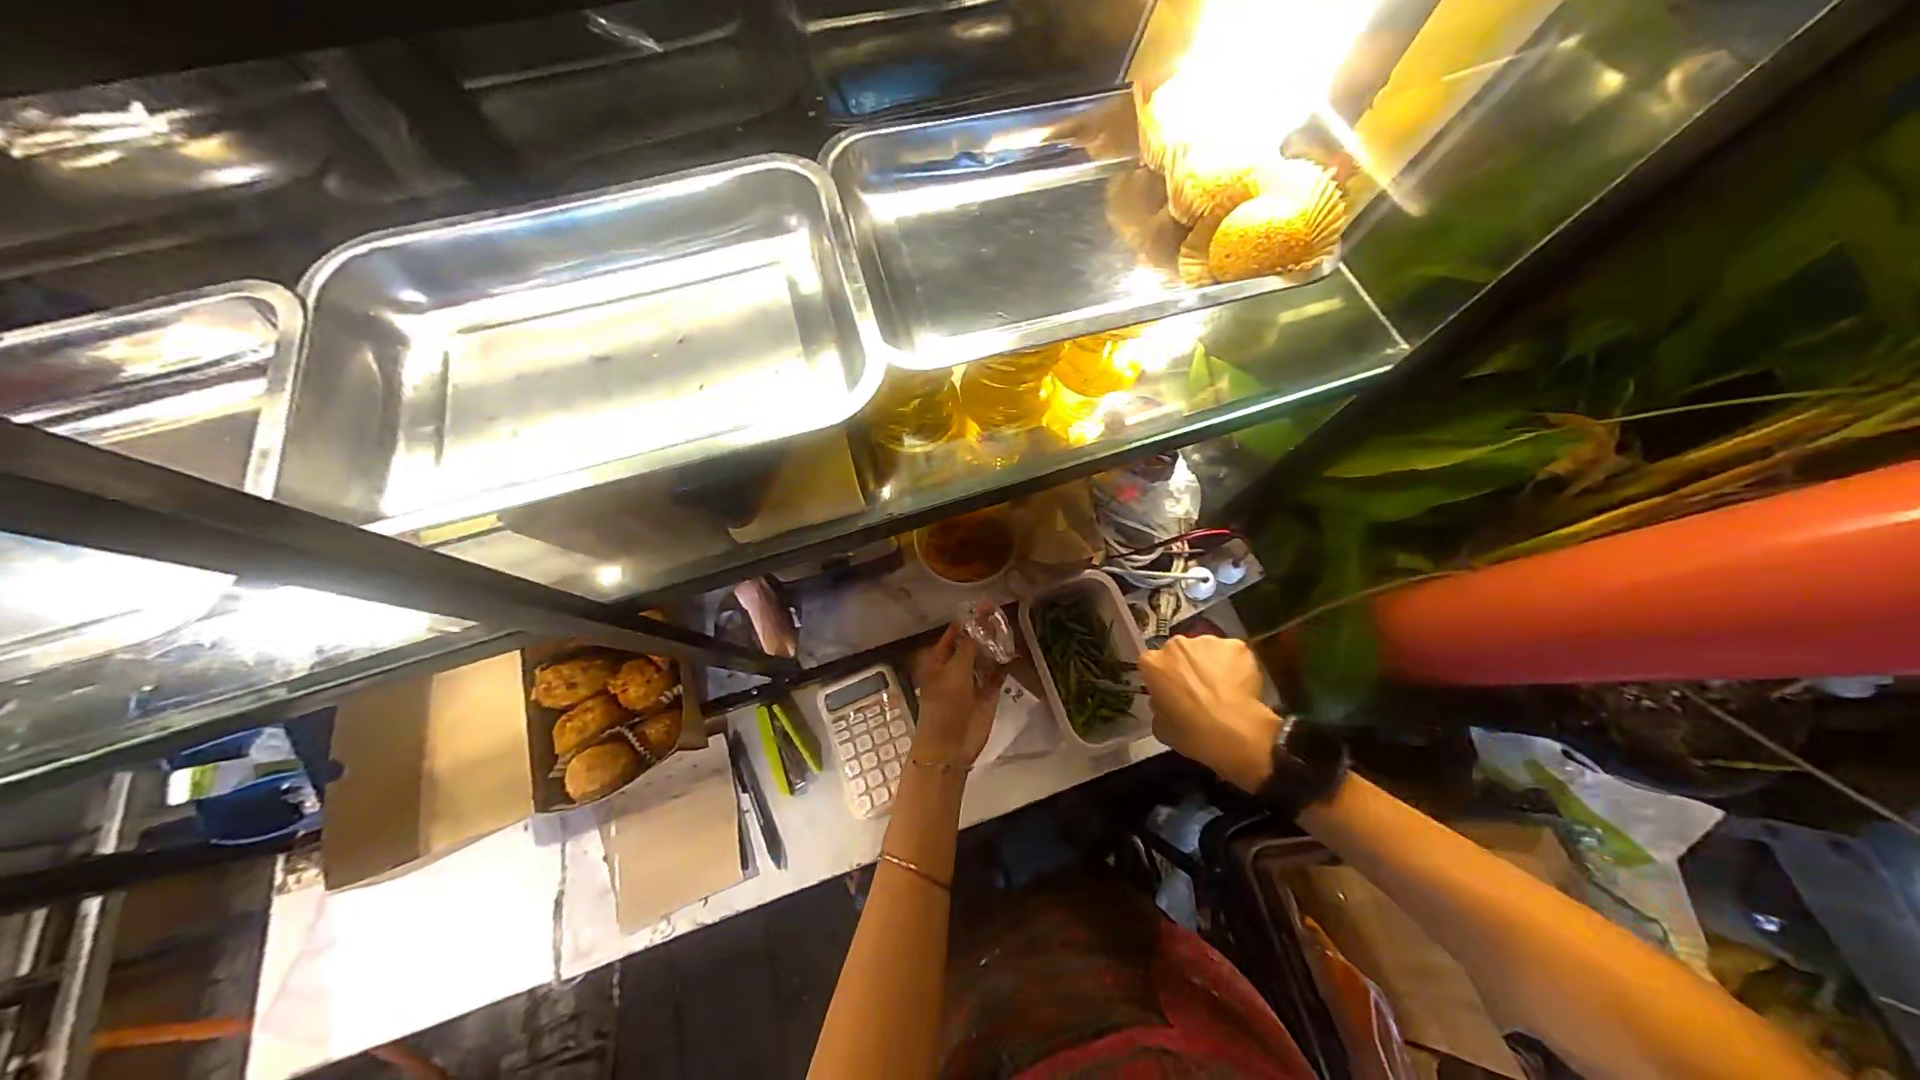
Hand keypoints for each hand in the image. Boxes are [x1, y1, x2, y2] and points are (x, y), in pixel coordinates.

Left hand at [910, 623, 1006, 768]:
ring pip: (986, 658)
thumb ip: (969, 645)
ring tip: (1011, 629)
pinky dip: (1005, 664)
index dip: (969, 619)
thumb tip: (977, 618)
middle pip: (972, 644)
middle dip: (985, 631)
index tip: (987, 604)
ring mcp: (971, 681)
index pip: (955, 633)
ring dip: (996, 646)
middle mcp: (955, 667)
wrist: (951, 745)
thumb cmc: (946, 705)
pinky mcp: (987, 694)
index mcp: (939, 660)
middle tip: (1003, 614)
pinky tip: (1015, 652)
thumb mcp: (956, 670)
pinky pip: (997, 674)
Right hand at [1139, 636, 1280, 792]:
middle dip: (1187, 667)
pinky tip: (1240, 687)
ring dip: (1211, 665)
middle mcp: (1176, 645)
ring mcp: (1207, 642)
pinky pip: (1233, 654)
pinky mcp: (1236, 646)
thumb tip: (1166, 702)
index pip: (1153, 664)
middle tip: (1199, 692)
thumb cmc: (1192, 732)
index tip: (1172, 692)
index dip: (1164, 678)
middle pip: (1180, 652)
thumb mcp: (1160, 726)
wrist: (1233, 730)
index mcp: (1152, 662)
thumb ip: (1159, 705)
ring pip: (1207, 650)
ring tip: (1223, 691)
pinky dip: (1236, 666)